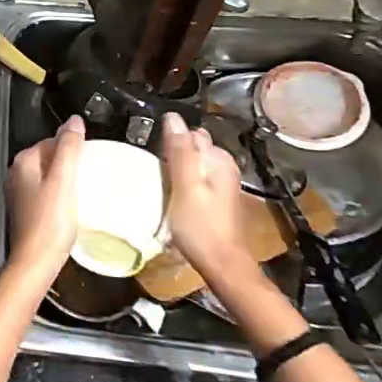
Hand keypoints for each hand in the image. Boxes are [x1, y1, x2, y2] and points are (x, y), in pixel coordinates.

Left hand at [6, 115, 84, 278]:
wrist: (36, 263)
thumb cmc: (50, 221)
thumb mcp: (64, 180)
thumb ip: (69, 148)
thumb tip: (74, 120)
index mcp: (23, 162)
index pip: (52, 140)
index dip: (73, 146)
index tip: (91, 157)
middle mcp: (16, 173)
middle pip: (50, 157)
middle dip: (70, 161)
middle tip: (92, 172)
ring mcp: (19, 193)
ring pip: (48, 175)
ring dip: (67, 178)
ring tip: (86, 188)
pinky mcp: (26, 211)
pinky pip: (47, 192)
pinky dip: (60, 193)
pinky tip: (73, 204)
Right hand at [161, 112, 252, 282]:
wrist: (223, 265)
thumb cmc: (201, 226)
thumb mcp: (185, 186)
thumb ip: (180, 151)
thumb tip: (172, 116)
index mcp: (219, 159)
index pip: (190, 134)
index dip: (171, 144)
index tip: (157, 162)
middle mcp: (224, 166)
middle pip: (192, 148)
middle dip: (174, 156)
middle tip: (159, 176)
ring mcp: (223, 182)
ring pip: (193, 164)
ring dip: (177, 172)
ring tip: (164, 188)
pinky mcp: (218, 198)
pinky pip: (196, 179)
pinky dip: (183, 184)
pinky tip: (175, 199)